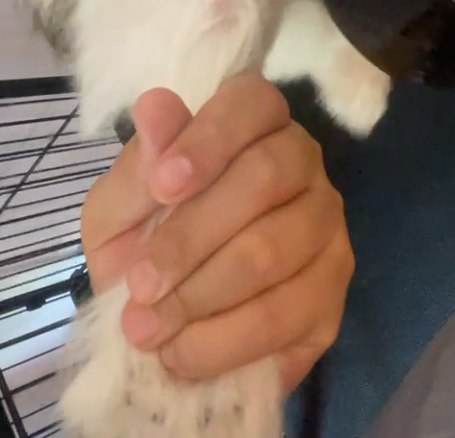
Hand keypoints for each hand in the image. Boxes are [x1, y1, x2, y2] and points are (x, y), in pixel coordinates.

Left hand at [79, 73, 352, 387]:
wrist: (166, 319)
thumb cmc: (144, 241)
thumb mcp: (120, 207)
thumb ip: (139, 165)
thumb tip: (155, 106)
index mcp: (255, 121)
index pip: (252, 104)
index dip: (209, 140)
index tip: (163, 186)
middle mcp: (303, 158)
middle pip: (266, 176)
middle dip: (192, 236)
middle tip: (141, 284)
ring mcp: (327, 221)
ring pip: (273, 249)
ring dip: (200, 295)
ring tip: (149, 328)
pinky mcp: (333, 288)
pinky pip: (286, 313)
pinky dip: (223, 341)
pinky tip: (183, 352)